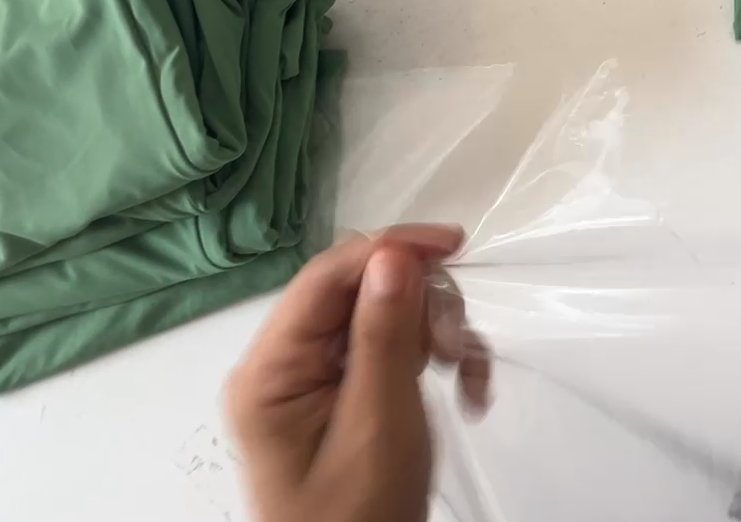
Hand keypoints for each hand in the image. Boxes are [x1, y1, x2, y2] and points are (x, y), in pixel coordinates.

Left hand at [226, 225, 491, 521]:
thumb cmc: (360, 516)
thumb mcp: (377, 424)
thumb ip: (383, 335)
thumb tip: (393, 254)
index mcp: (272, 368)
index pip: (328, 275)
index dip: (391, 247)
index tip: (453, 245)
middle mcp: (291, 358)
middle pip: (367, 286)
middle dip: (422, 306)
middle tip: (452, 348)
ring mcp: (323, 370)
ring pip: (395, 307)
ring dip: (439, 331)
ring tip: (461, 374)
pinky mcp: (356, 381)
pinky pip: (406, 338)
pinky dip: (444, 353)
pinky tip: (468, 385)